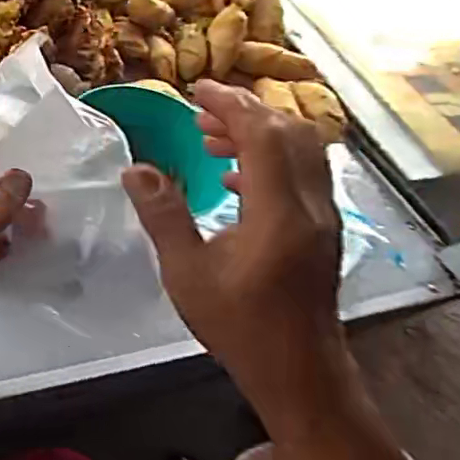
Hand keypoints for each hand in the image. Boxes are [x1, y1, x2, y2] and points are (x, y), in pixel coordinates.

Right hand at [122, 80, 408, 459]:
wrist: (296, 368)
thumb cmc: (236, 323)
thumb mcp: (186, 271)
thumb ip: (164, 215)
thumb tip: (136, 169)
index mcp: (278, 213)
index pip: (264, 137)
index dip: (232, 106)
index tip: (198, 90)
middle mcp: (311, 207)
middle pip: (293, 135)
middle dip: (248, 113)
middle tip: (200, 112)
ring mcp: (323, 219)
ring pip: (304, 153)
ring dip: (261, 134)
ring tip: (211, 138)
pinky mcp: (321, 231)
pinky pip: (303, 175)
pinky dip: (270, 159)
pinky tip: (235, 177)